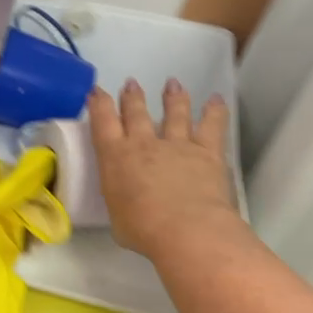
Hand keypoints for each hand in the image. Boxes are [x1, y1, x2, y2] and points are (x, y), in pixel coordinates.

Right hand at [87, 78, 242, 260]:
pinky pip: (212, 126)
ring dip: (173, 98)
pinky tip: (215, 101)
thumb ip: (120, 199)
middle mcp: (144, 144)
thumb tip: (126, 201)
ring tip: (173, 84)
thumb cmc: (141, 229)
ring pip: (175, 114)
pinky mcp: (208, 152)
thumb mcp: (116, 215)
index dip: (98, 104)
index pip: (102, 123)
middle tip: (131, 83)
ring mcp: (178, 145)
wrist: (186, 229)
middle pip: (136, 113)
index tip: (96, 91)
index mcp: (115, 158)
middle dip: (132, 97)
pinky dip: (214, 112)